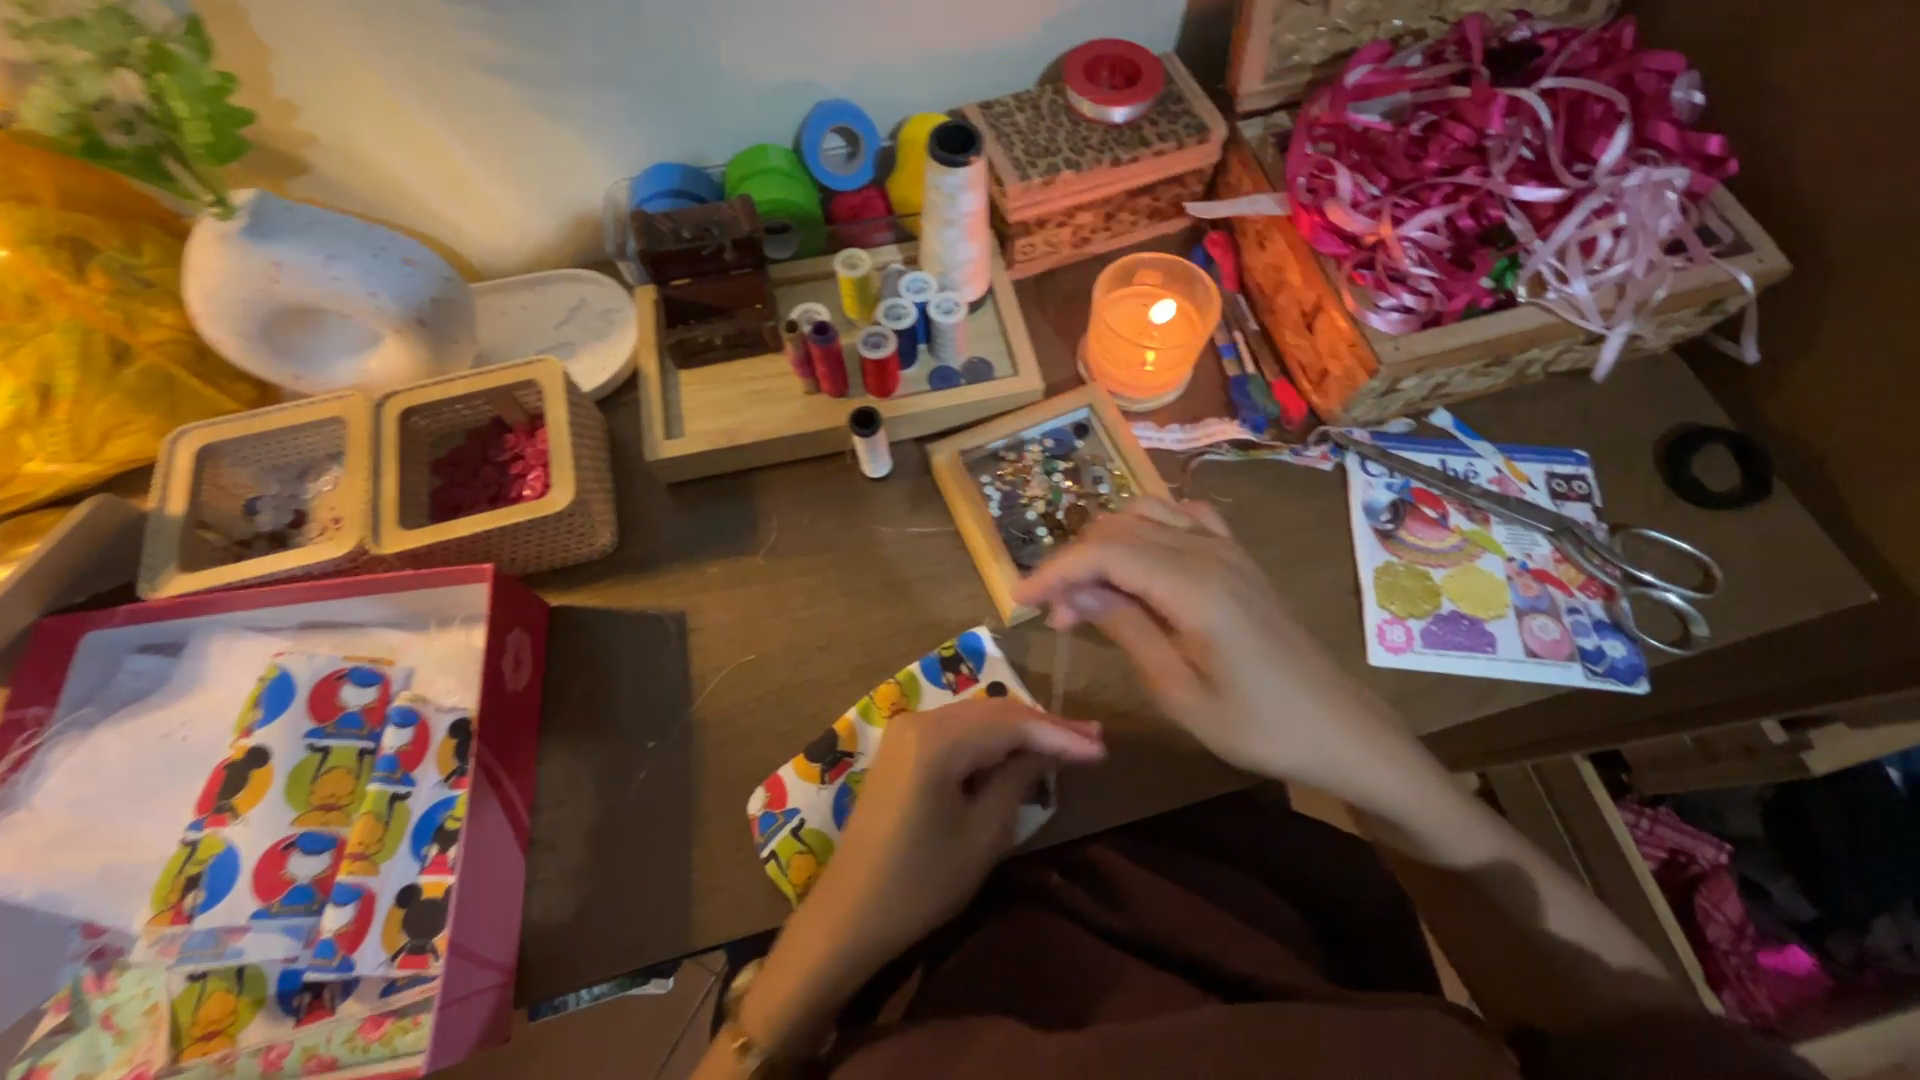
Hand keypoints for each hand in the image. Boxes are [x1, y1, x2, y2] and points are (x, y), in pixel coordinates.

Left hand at [733, 698, 1103, 1058]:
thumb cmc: (921, 883)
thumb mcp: (982, 835)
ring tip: (1069, 743)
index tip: (1103, 749)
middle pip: (994, 712)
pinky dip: (992, 740)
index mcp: (936, 740)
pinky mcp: (901, 748)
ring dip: (1021, 731)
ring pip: (977, 718)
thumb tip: (1052, 750)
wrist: (849, 915)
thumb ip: (1018, 780)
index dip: (1060, 734)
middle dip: (1044, 727)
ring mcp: (905, 732)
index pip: (1012, 723)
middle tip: (1094, 741)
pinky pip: (957, 731)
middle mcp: (919, 720)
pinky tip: (1021, 751)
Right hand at [1012, 497, 1420, 796]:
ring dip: (1105, 546)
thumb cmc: (1258, 726)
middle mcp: (1208, 551)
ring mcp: (1228, 550)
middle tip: (1056, 618)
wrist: (1340, 729)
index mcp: (1192, 585)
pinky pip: (1183, 519)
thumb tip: (1073, 594)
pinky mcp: (1240, 560)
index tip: (1019, 600)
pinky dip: (1146, 531)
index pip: (1103, 552)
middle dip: (1074, 564)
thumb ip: (1125, 628)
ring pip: (1146, 515)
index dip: (1054, 571)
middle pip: (1118, 529)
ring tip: (1088, 596)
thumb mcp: (1178, 690)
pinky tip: (1137, 565)